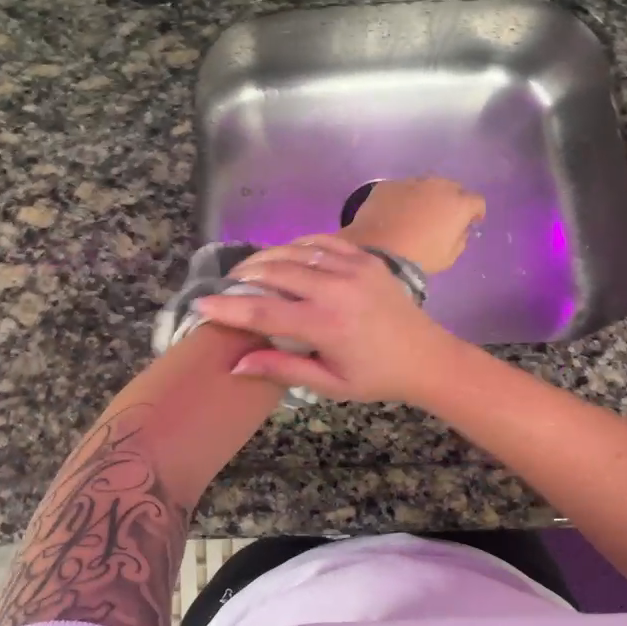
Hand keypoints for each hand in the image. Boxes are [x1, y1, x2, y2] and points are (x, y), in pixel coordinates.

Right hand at [191, 233, 465, 402]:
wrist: (426, 357)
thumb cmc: (375, 378)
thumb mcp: (328, 384)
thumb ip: (281, 368)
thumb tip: (235, 362)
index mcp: (326, 325)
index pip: (263, 312)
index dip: (227, 308)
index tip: (200, 303)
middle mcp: (336, 289)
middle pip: (274, 273)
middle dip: (242, 277)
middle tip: (224, 286)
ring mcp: (353, 268)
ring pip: (294, 252)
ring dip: (265, 258)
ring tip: (246, 270)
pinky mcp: (365, 257)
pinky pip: (321, 241)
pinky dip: (295, 245)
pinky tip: (282, 255)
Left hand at [336, 177, 484, 274]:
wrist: (377, 252)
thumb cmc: (419, 259)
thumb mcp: (449, 257)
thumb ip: (460, 238)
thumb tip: (461, 229)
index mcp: (458, 204)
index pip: (476, 201)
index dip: (475, 212)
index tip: (470, 221)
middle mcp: (438, 186)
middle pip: (452, 187)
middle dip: (452, 199)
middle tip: (443, 215)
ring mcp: (411, 182)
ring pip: (426, 184)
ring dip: (427, 195)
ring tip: (418, 211)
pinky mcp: (388, 185)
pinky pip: (402, 188)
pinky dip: (403, 197)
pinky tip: (395, 211)